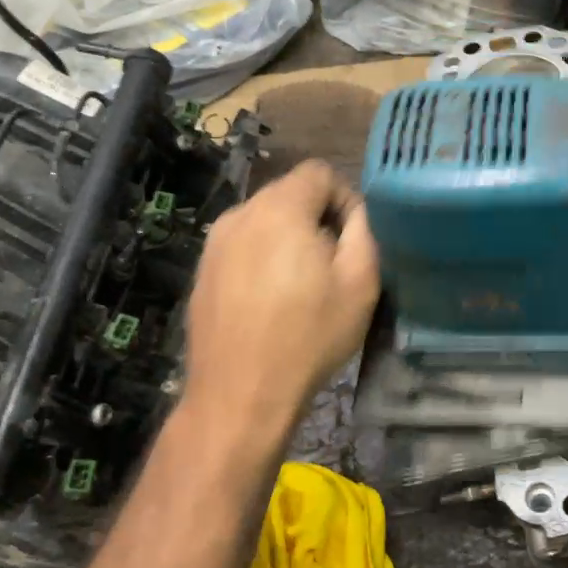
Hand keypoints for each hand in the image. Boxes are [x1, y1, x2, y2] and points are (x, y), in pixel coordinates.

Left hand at [184, 161, 379, 422]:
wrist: (240, 395)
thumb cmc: (308, 336)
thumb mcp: (361, 283)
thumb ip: (365, 231)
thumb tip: (357, 212)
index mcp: (280, 208)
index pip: (318, 172)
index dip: (344, 198)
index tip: (352, 239)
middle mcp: (241, 214)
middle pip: (289, 194)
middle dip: (316, 220)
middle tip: (332, 267)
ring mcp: (214, 244)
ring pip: (264, 222)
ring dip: (288, 241)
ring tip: (302, 288)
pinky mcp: (202, 272)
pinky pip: (243, 249)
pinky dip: (262, 261)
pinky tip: (271, 304)